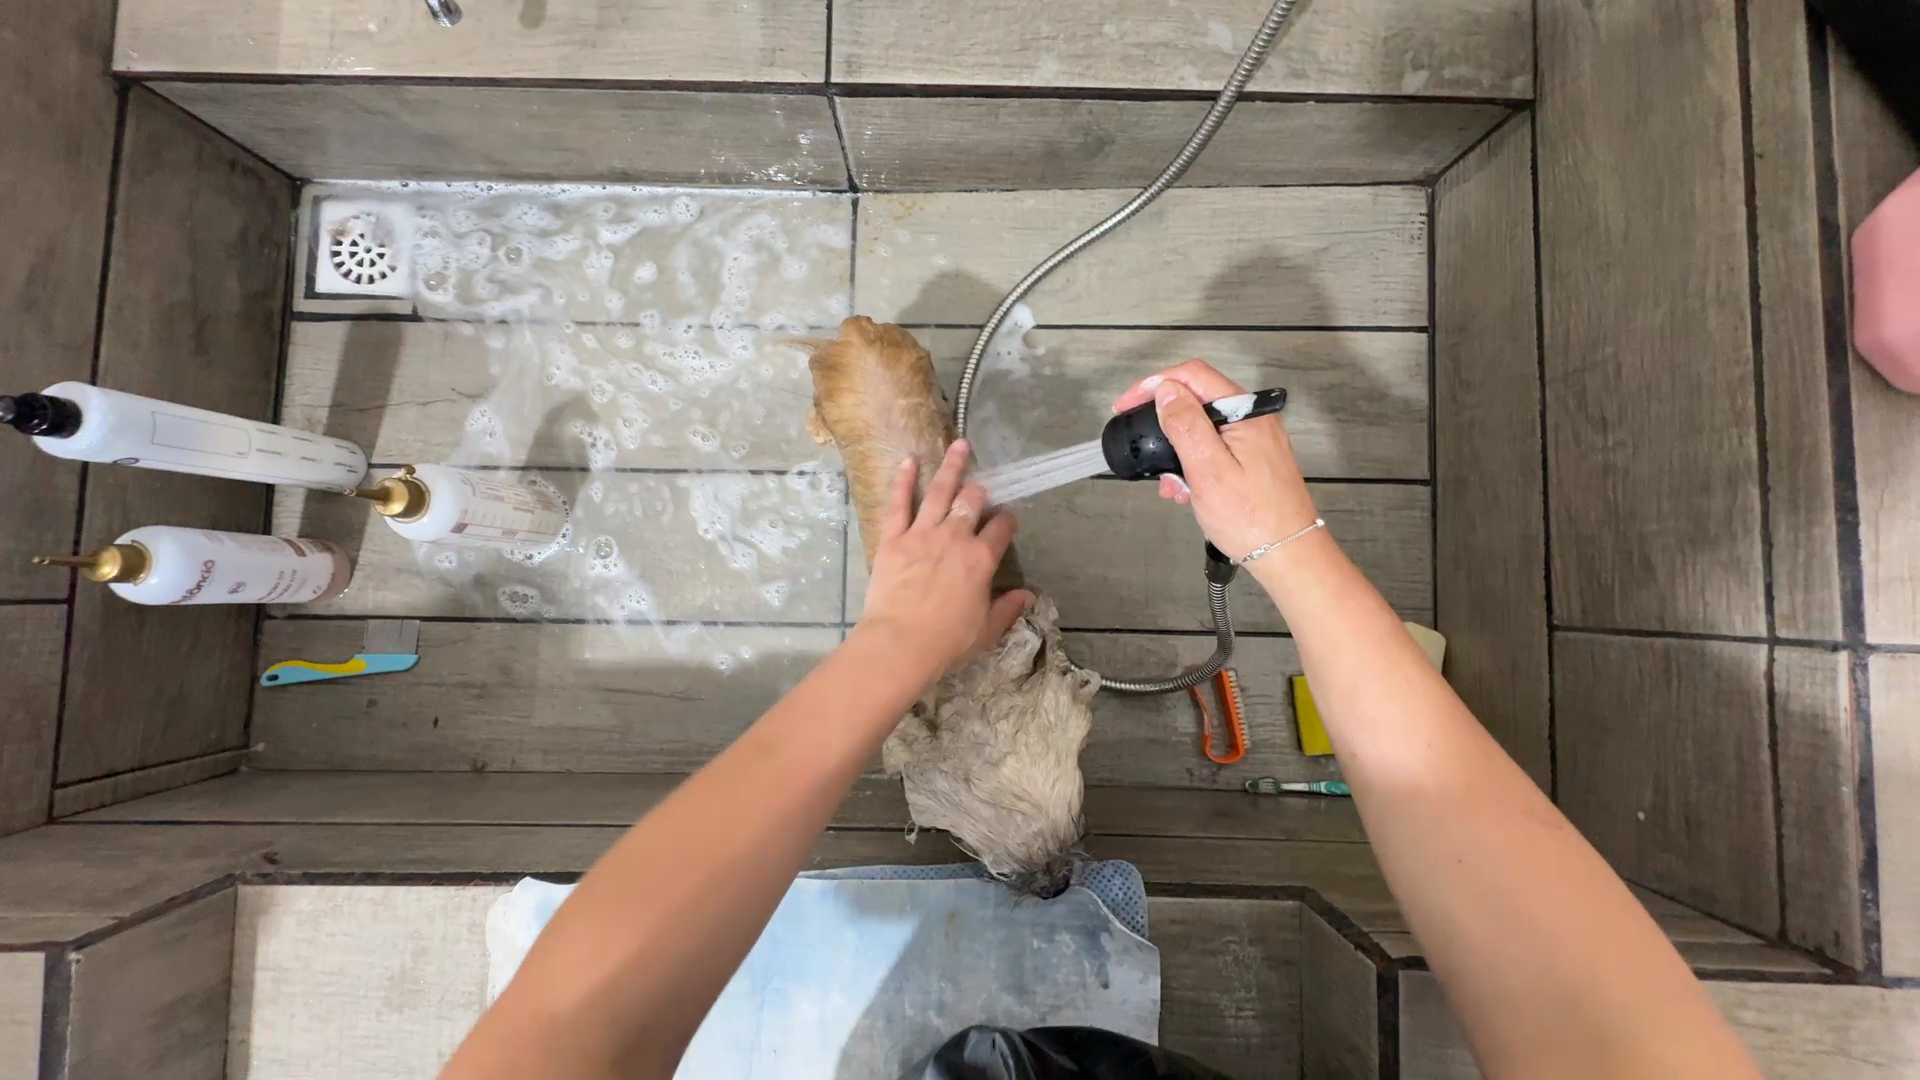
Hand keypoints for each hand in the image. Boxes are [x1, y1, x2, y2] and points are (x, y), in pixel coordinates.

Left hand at [859, 441, 1035, 675]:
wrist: (899, 644)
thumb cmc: (946, 642)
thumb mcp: (986, 630)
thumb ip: (1008, 609)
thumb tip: (1029, 597)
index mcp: (981, 559)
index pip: (1001, 528)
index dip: (1007, 520)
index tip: (1008, 518)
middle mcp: (955, 537)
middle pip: (972, 502)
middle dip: (981, 490)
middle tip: (982, 485)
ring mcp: (922, 534)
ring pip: (940, 491)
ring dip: (952, 466)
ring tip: (960, 445)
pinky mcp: (893, 538)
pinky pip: (898, 503)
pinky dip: (903, 480)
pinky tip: (908, 460)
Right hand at [1111, 360, 1319, 561]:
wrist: (1288, 554)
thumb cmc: (1252, 519)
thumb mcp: (1207, 469)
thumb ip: (1186, 424)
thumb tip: (1166, 391)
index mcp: (1245, 413)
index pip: (1192, 376)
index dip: (1154, 385)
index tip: (1127, 404)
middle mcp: (1254, 419)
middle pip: (1198, 398)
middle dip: (1164, 419)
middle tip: (1139, 442)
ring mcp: (1256, 439)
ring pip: (1203, 426)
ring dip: (1176, 447)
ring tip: (1166, 481)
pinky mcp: (1254, 459)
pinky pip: (1215, 447)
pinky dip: (1193, 462)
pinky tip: (1185, 488)